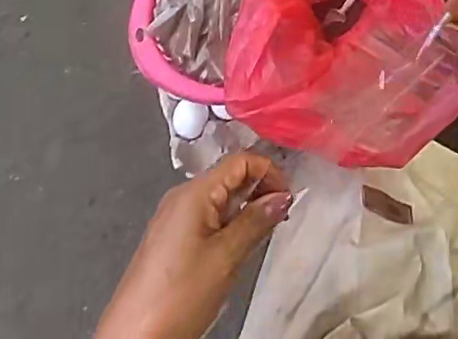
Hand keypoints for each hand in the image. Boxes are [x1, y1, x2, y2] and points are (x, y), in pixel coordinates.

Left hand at [93, 152, 292, 338]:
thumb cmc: (180, 295)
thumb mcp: (225, 258)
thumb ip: (256, 222)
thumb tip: (282, 196)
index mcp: (194, 192)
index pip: (240, 161)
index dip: (269, 172)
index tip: (289, 197)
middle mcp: (182, 197)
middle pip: (229, 177)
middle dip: (259, 190)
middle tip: (280, 217)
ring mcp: (173, 218)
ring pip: (219, 199)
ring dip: (245, 210)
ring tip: (262, 234)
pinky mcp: (169, 240)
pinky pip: (206, 218)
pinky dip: (228, 224)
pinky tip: (236, 248)